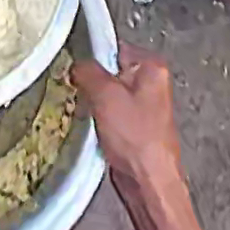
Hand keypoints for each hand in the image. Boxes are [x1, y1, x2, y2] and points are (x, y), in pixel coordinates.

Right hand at [73, 41, 182, 188]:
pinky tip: (96, 128)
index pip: (114, 47)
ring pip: (109, 93)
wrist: (149, 183)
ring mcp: (145, 105)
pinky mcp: (136, 125)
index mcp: (153, 66)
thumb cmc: (134, 136)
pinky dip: (101, 118)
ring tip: (90, 114)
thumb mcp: (104, 94)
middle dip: (93, 82)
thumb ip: (87, 71)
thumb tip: (77, 65)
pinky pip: (111, 112)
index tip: (78, 71)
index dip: (93, 58)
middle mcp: (153, 82)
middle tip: (83, 94)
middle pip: (110, 70)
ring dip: (95, 102)